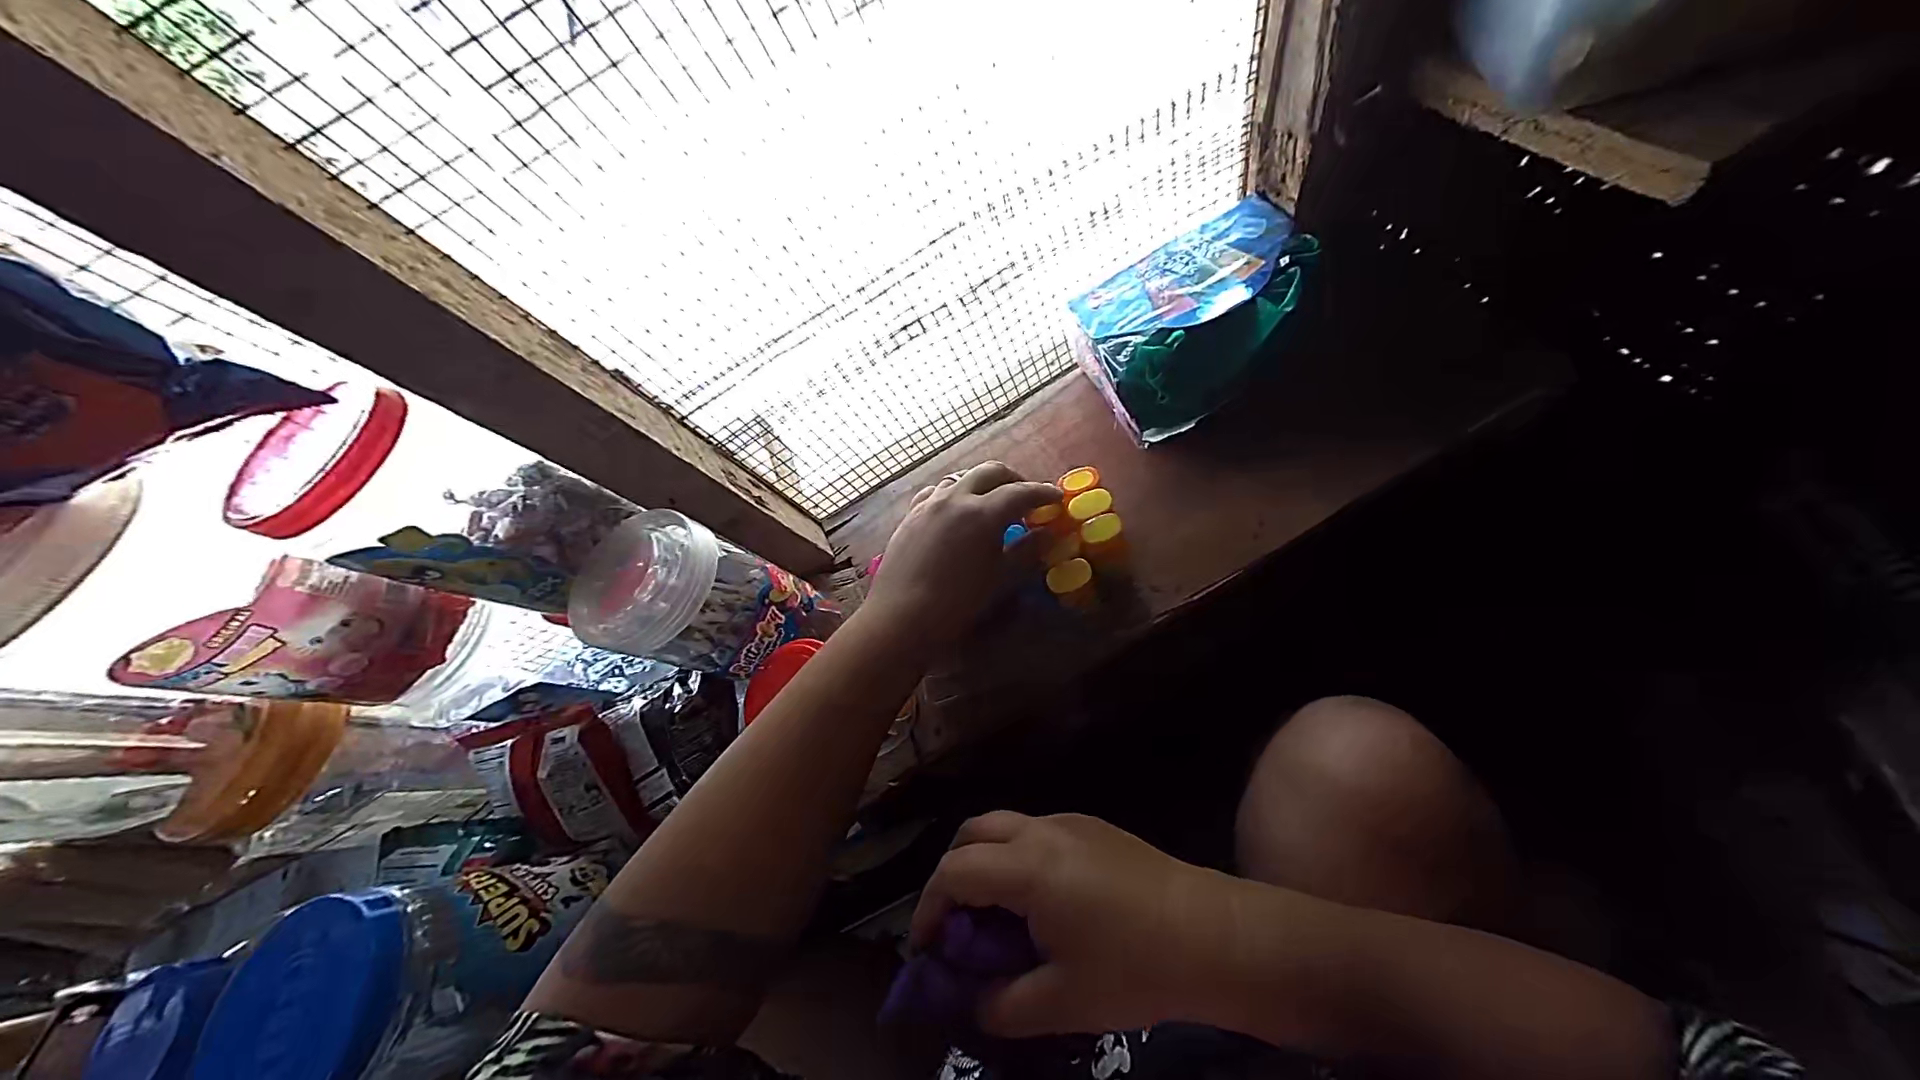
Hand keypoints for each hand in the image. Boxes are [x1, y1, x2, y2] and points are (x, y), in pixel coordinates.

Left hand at [862, 462, 1059, 649]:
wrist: (901, 617)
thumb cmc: (957, 603)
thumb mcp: (999, 578)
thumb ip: (1026, 552)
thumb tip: (1048, 535)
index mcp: (983, 512)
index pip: (1021, 492)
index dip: (1043, 493)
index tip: (1056, 499)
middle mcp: (956, 498)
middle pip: (991, 472)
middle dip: (1014, 479)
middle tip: (1027, 498)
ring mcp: (929, 503)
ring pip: (962, 477)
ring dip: (982, 484)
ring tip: (992, 503)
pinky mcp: (911, 515)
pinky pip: (936, 492)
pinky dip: (954, 493)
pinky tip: (956, 511)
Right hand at [909, 812, 1252, 1037]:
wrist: (1214, 934)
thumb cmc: (1136, 969)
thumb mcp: (1062, 1003)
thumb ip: (1002, 1005)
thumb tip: (972, 1001)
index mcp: (1029, 867)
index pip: (954, 871)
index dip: (929, 908)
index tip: (929, 948)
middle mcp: (1042, 831)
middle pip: (972, 832)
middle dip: (951, 874)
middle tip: (956, 924)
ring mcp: (1070, 823)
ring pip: (1004, 824)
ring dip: (984, 860)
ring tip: (994, 913)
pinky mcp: (1093, 826)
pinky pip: (1035, 830)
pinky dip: (1015, 855)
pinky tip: (1039, 901)